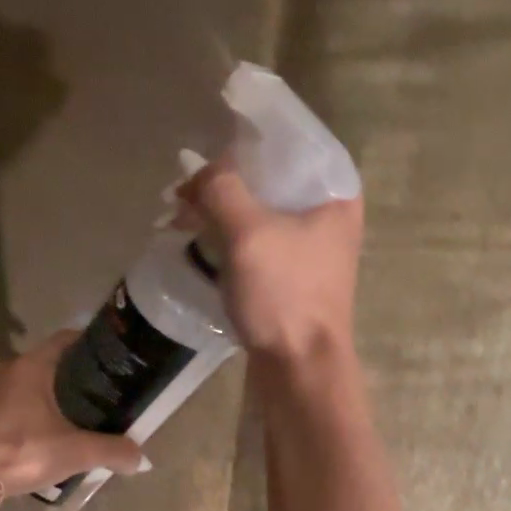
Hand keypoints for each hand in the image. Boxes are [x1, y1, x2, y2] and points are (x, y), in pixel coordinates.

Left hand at [0, 331, 147, 498]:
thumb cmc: (21, 452)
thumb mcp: (74, 452)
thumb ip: (112, 451)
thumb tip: (142, 459)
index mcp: (30, 365)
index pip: (66, 340)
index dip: (91, 344)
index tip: (112, 358)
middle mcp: (7, 369)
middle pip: (48, 362)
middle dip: (74, 375)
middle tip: (102, 392)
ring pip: (28, 384)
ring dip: (50, 395)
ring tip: (78, 413)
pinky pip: (12, 402)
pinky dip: (30, 410)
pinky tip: (46, 430)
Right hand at [176, 156, 363, 361]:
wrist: (298, 365)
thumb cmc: (282, 294)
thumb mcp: (247, 234)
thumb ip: (221, 191)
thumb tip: (199, 172)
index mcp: (333, 192)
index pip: (287, 145)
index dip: (243, 145)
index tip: (205, 152)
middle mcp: (327, 213)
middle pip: (268, 180)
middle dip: (221, 183)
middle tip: (181, 193)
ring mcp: (310, 247)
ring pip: (257, 211)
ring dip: (217, 211)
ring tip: (178, 218)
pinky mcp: (290, 274)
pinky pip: (254, 240)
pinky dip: (225, 236)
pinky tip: (196, 242)